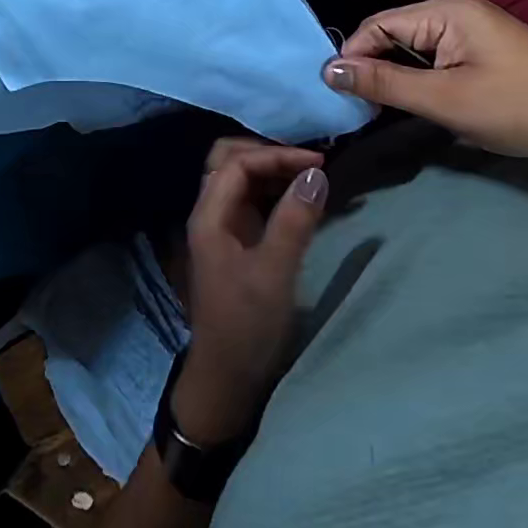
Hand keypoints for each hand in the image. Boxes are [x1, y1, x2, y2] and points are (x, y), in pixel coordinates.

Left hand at [174, 138, 326, 444]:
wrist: (229, 375)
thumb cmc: (247, 323)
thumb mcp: (275, 272)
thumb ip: (294, 220)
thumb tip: (317, 173)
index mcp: (209, 217)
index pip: (237, 162)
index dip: (277, 155)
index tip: (318, 163)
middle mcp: (212, 213)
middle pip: (231, 159)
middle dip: (270, 152)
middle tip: (311, 160)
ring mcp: (225, 225)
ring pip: (244, 176)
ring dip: (276, 168)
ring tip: (314, 172)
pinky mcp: (240, 239)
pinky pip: (256, 197)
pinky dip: (279, 187)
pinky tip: (306, 194)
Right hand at [322, 0, 527, 185]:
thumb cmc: (517, 108)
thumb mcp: (444, 99)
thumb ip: (384, 82)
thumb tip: (328, 70)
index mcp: (445, 10)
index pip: (376, 25)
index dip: (351, 58)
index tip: (334, 97)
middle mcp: (454, 7)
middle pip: (392, 32)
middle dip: (370, 67)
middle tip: (353, 110)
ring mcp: (470, 26)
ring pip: (412, 47)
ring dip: (393, 75)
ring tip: (376, 110)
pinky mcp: (480, 46)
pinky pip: (434, 55)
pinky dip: (418, 78)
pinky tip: (411, 101)